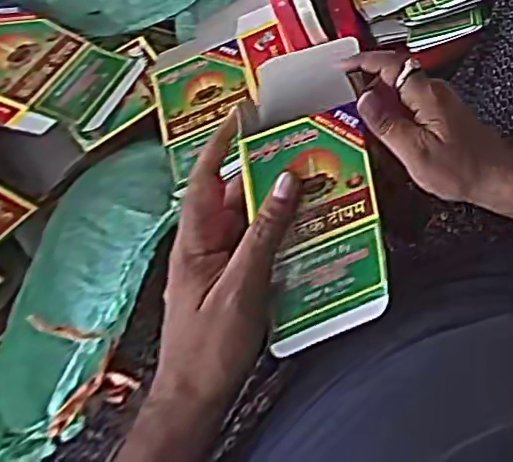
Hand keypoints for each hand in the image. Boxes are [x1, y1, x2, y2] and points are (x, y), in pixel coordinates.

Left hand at [119, 115, 298, 461]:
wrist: (197, 399)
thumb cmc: (208, 347)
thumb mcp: (242, 284)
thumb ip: (266, 231)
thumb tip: (288, 181)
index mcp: (196, 240)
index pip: (205, 179)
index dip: (221, 143)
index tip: (240, 114)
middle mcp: (208, 242)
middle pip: (239, 193)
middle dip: (269, 168)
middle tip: (302, 145)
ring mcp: (223, 258)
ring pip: (255, 214)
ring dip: (282, 198)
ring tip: (316, 179)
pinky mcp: (238, 273)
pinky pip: (263, 237)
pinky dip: (285, 225)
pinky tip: (312, 221)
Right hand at [344, 50, 512, 204]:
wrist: (495, 175)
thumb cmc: (462, 168)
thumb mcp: (415, 152)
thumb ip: (387, 124)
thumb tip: (363, 100)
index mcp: (426, 95)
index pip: (390, 64)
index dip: (364, 60)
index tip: (343, 64)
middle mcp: (434, 91)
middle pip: (394, 72)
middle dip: (367, 78)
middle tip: (345, 93)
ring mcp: (439, 99)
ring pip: (401, 86)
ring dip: (379, 94)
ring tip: (360, 114)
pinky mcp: (441, 110)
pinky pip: (410, 99)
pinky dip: (392, 106)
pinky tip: (385, 126)